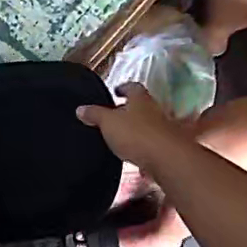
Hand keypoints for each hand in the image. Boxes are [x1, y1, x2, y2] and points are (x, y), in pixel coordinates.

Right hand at [76, 83, 194, 172]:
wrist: (166, 159)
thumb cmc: (135, 134)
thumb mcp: (108, 123)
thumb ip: (94, 115)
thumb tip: (80, 108)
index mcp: (140, 100)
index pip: (133, 87)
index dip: (124, 87)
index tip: (116, 90)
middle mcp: (154, 111)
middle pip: (141, 106)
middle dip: (129, 109)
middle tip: (115, 115)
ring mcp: (163, 129)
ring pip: (147, 124)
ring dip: (136, 128)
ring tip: (121, 136)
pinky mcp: (166, 148)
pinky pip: (150, 143)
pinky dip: (141, 146)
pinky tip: (132, 154)